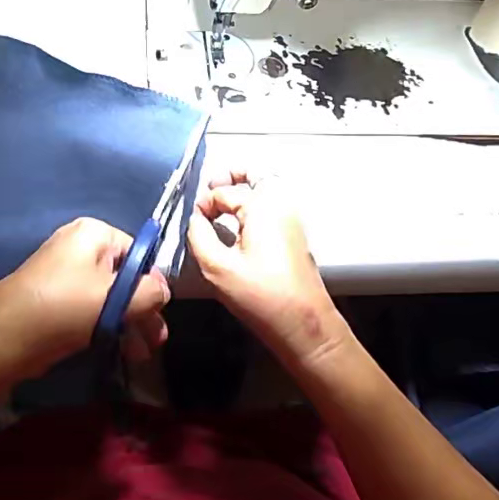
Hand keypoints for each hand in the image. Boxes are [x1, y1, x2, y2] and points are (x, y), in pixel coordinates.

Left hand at [0, 217, 170, 379]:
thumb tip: (163, 291)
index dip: (153, 284)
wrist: (4, 337)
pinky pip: (92, 308)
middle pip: (125, 276)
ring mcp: (67, 273)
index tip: (160, 314)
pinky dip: (108, 326)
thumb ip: (150, 292)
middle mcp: (81, 246)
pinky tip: (121, 349)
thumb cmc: (64, 308)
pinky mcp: (58, 299)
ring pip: (110, 296)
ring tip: (140, 354)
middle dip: (143, 309)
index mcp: (94, 233)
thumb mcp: (115, 298)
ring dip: (129, 323)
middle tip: (156, 341)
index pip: (139, 253)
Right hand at [186, 172, 349, 370]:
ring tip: (221, 206)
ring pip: (267, 188)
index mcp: (262, 205)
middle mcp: (281, 204)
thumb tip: (195, 220)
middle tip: (212, 188)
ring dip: (244, 190)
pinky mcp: (294, 235)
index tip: (194, 221)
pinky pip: (272, 206)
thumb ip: (198, 235)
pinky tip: (237, 226)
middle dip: (231, 176)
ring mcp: (291, 219)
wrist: (304, 324)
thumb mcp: (216, 266)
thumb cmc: (261, 296)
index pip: (224, 191)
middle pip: (256, 175)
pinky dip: (254, 206)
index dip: (204, 203)